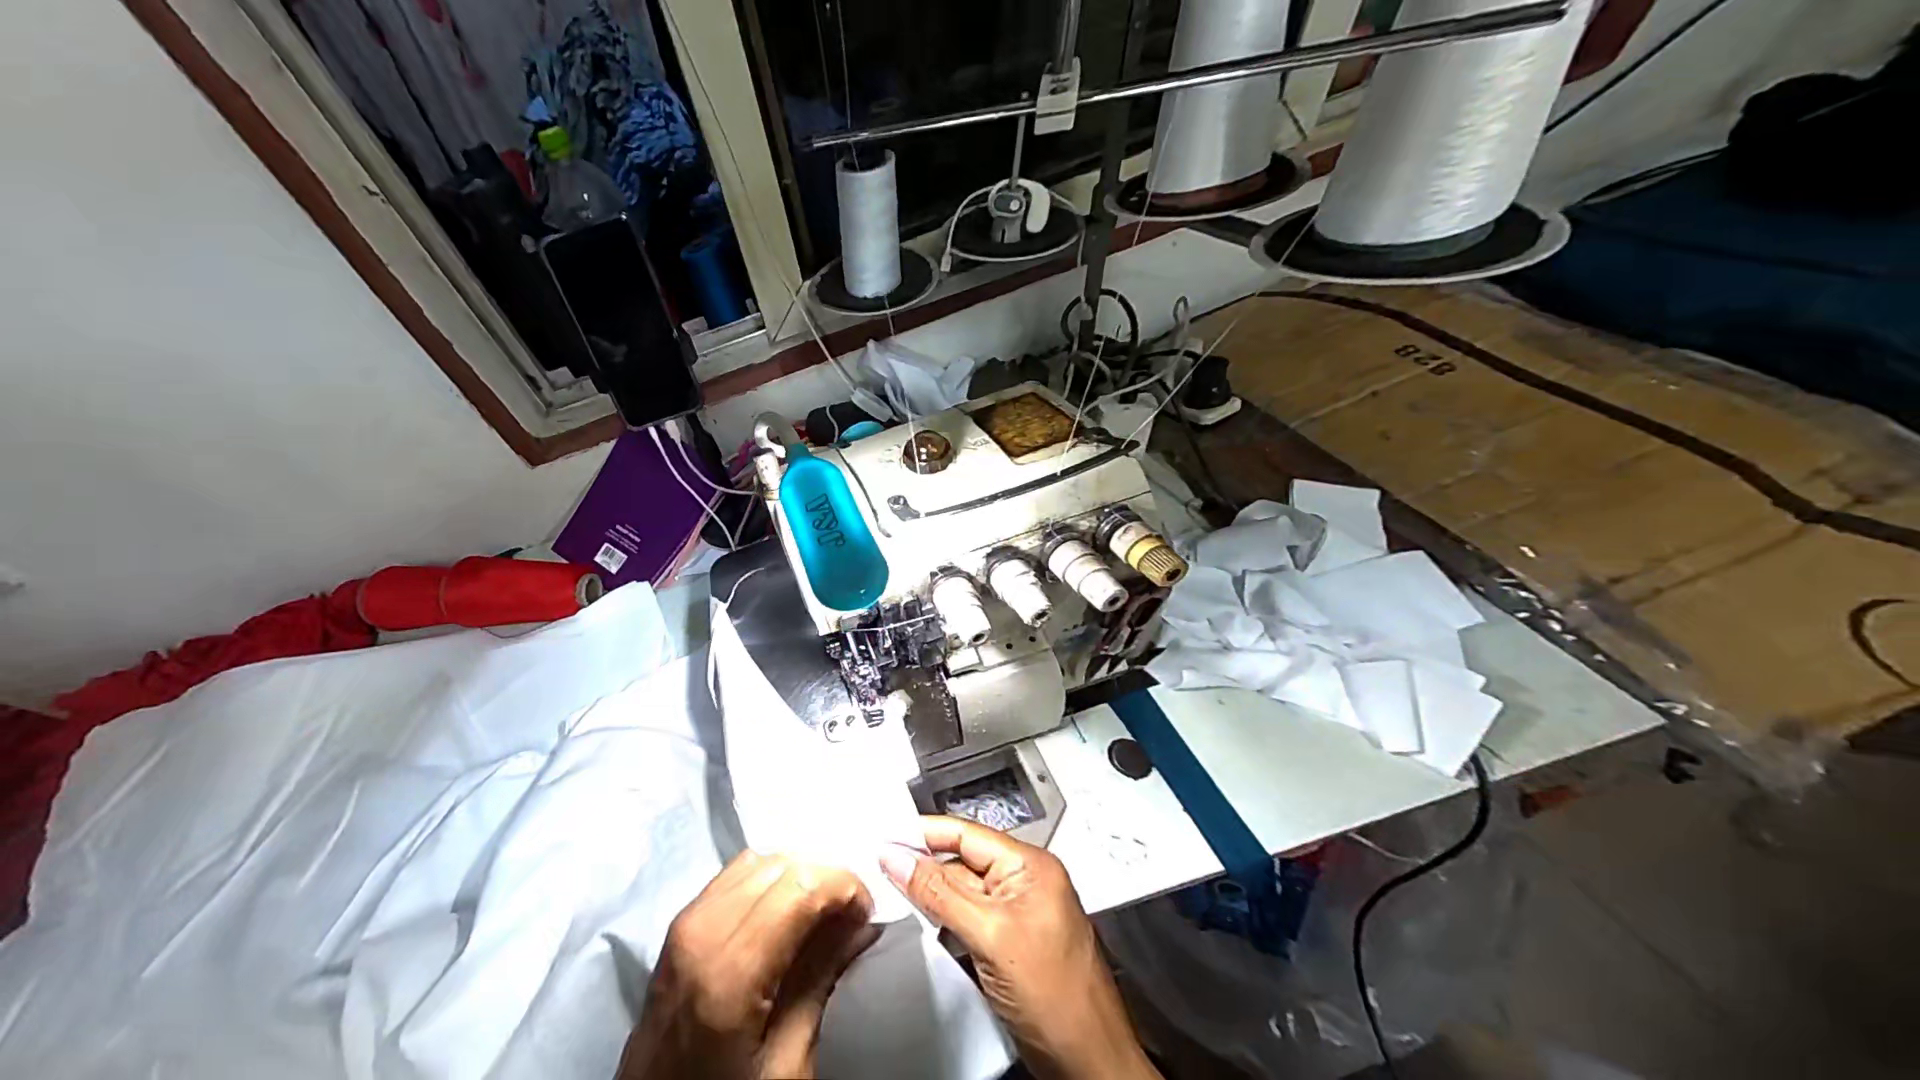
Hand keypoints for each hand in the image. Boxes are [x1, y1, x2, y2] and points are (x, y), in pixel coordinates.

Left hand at [619, 852, 879, 1079]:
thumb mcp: (787, 1063)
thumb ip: (821, 980)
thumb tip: (863, 923)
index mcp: (729, 971)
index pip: (802, 885)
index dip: (845, 888)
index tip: (866, 916)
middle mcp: (701, 931)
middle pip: (783, 865)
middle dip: (826, 880)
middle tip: (849, 918)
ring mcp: (684, 923)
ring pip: (760, 860)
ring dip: (798, 876)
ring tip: (818, 916)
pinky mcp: (678, 925)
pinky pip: (735, 875)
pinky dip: (769, 880)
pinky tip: (784, 914)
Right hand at [879, 816, 1159, 1079]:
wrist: (1087, 1061)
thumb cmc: (1060, 999)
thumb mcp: (990, 935)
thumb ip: (940, 893)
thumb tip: (900, 858)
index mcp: (1030, 866)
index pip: (967, 833)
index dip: (924, 833)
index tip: (886, 838)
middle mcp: (1025, 883)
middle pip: (961, 861)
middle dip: (923, 866)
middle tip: (880, 871)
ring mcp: (1017, 915)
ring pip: (962, 892)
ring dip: (930, 896)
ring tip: (892, 897)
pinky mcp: (1008, 944)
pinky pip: (968, 920)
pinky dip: (944, 922)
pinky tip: (921, 927)